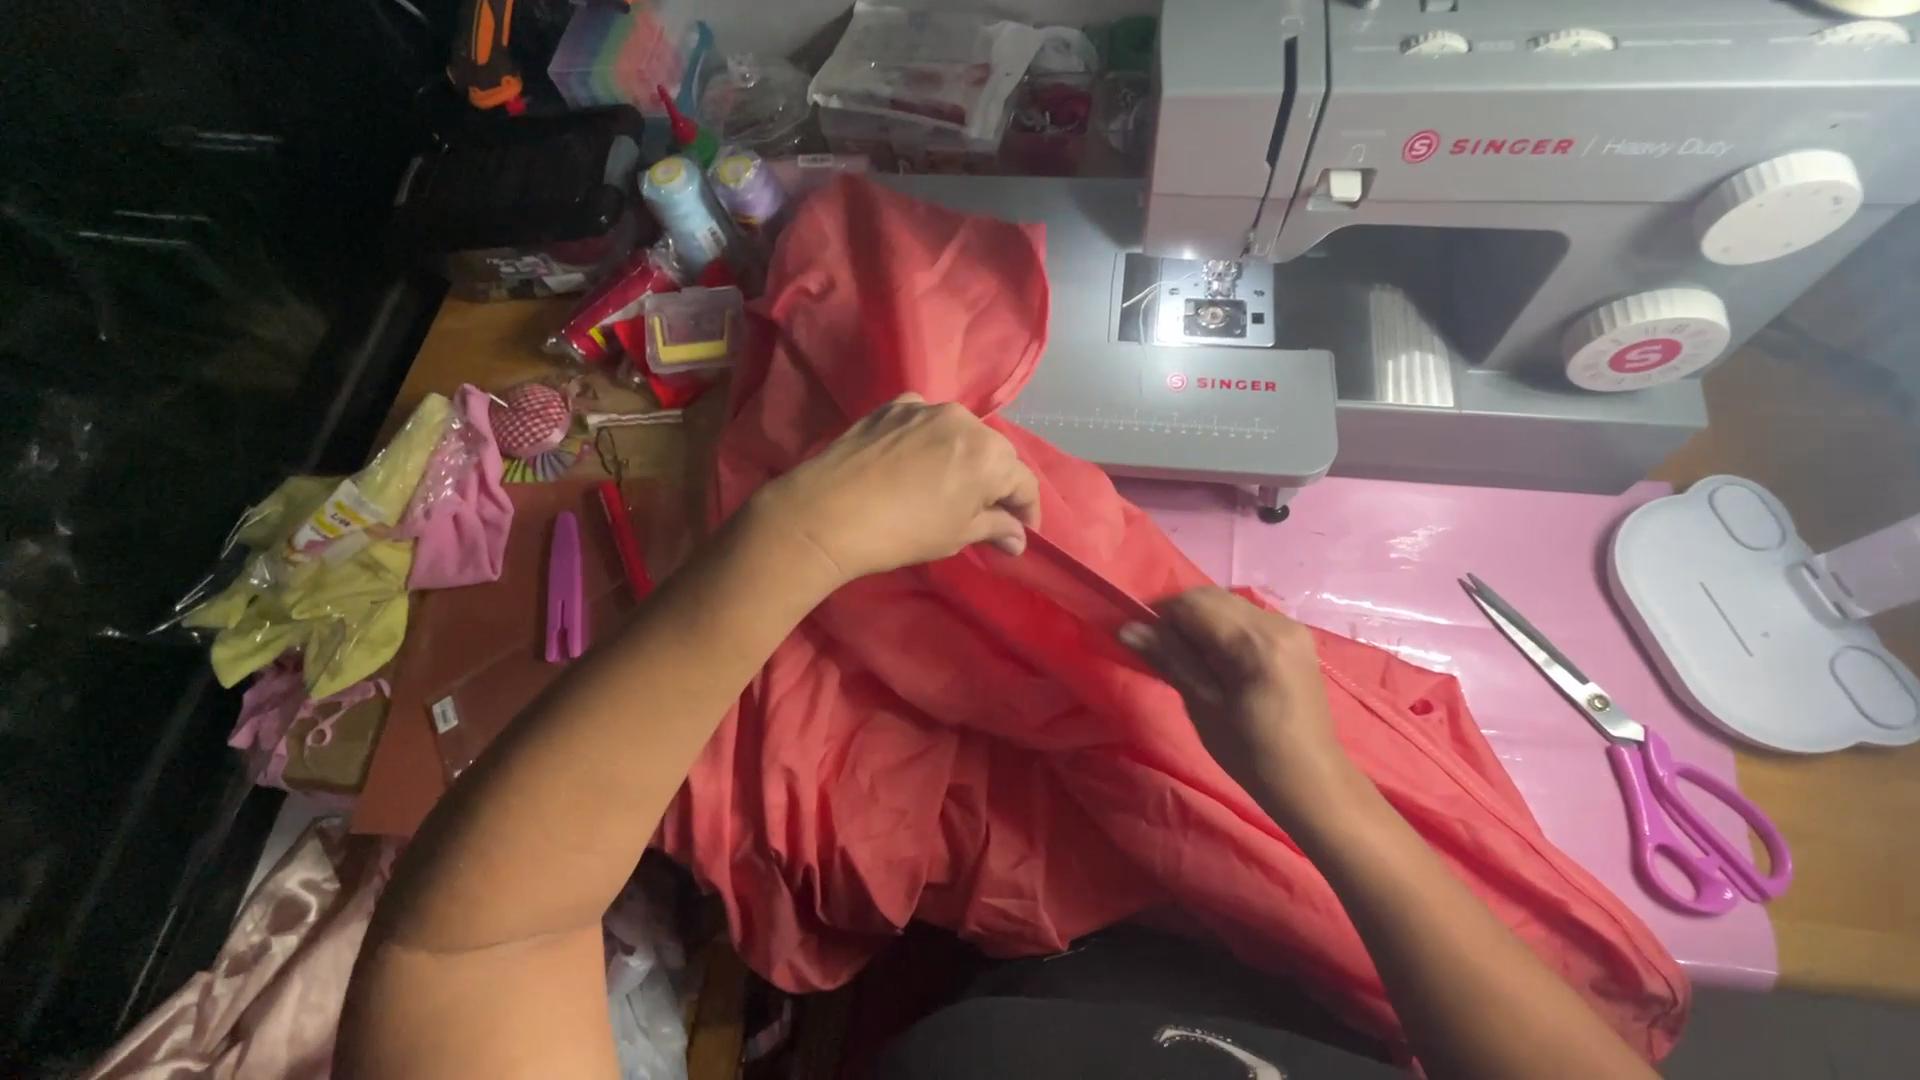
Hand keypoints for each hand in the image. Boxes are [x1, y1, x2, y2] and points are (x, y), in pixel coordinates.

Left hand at [746, 394, 1040, 586]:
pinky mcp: (893, 407)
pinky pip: (925, 421)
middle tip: (986, 512)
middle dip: (998, 482)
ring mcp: (926, 408)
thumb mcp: (956, 535)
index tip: (1021, 533)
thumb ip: (994, 528)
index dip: (1027, 511)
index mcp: (989, 456)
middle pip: (996, 453)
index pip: (1024, 483)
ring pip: (961, 432)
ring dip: (964, 457)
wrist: (827, 513)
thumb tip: (1018, 538)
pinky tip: (915, 462)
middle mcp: (964, 421)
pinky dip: (929, 439)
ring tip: (949, 485)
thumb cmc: (902, 532)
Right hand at [1120, 588, 1346, 810]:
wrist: (1310, 779)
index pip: (1193, 603)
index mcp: (1255, 642)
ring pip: (1228, 603)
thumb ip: (1168, 658)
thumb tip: (1127, 628)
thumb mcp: (1203, 705)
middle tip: (1161, 649)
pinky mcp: (1295, 636)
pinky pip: (1246, 616)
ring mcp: (1290, 627)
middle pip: (1211, 597)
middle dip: (1179, 615)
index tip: (1142, 639)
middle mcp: (1276, 622)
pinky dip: (1223, 626)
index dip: (1160, 615)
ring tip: (1188, 656)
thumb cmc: (1250, 751)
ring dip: (1200, 620)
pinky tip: (1217, 657)